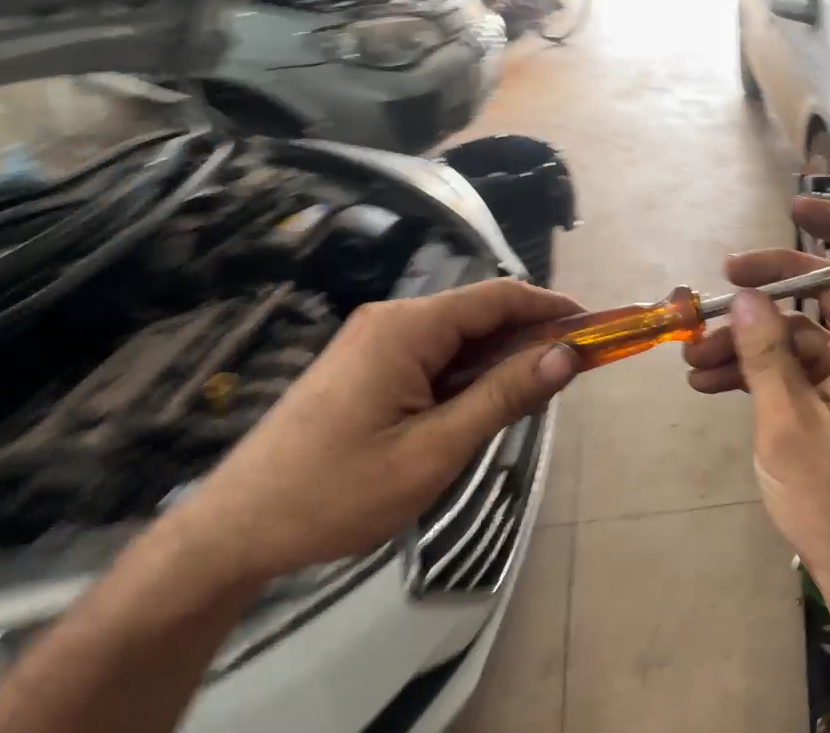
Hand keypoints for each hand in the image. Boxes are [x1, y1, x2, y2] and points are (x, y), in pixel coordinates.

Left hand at [165, 280, 583, 580]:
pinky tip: (480, 407)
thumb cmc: (336, 493)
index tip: (596, 327)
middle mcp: (390, 321)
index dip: (551, 307)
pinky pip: (433, 356)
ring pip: (458, 338)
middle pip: (479, 314)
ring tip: (532, 397)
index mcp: (406, 328)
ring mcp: (372, 343)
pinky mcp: (363, 367)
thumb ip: (503, 397)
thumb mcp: (434, 451)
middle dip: (530, 337)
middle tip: (572, 373)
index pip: (498, 297)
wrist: (234, 532)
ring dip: (499, 360)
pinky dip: (468, 374)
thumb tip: (567, 355)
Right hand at [683, 197, 829, 594]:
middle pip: (826, 291)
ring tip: (692, 358)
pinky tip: (707, 383)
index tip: (794, 207)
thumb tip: (745, 298)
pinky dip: (755, 369)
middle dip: (768, 287)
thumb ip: (766, 356)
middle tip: (719, 286)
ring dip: (748, 340)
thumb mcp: (789, 424)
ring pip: (799, 331)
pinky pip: (794, 365)